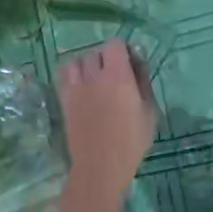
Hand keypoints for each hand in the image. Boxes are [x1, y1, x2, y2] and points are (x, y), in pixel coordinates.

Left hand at [55, 38, 155, 211]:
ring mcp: (75, 88)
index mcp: (118, 77)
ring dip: (87, 65)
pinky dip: (72, 74)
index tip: (131, 65)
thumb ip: (143, 83)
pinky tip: (82, 86)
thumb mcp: (149, 112)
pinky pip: (64, 75)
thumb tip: (138, 63)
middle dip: (107, 59)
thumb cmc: (132, 142)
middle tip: (116, 76)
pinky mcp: (64, 99)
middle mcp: (94, 76)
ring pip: (77, 61)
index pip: (115, 45)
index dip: (124, 51)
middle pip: (96, 52)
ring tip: (95, 79)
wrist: (100, 166)